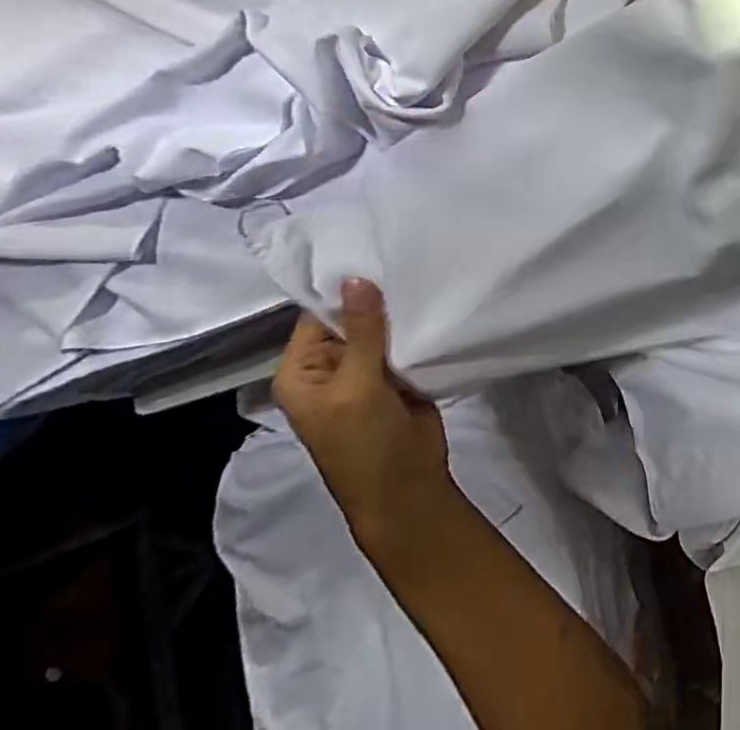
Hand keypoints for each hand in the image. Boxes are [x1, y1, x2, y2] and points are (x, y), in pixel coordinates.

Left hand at [273, 278, 454, 537]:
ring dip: (402, 314)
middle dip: (378, 297)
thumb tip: (358, 279)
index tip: (376, 251)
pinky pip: (406, 347)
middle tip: (409, 256)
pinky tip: (438, 306)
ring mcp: (367, 375)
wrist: (407, 488)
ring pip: (383, 332)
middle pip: (353, 320)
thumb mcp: (358, 387)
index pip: (317, 316)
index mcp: (302, 371)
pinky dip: (419, 331)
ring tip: (427, 273)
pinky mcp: (399, 379)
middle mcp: (331, 368)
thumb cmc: (365, 444)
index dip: (344, 288)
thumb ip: (363, 333)